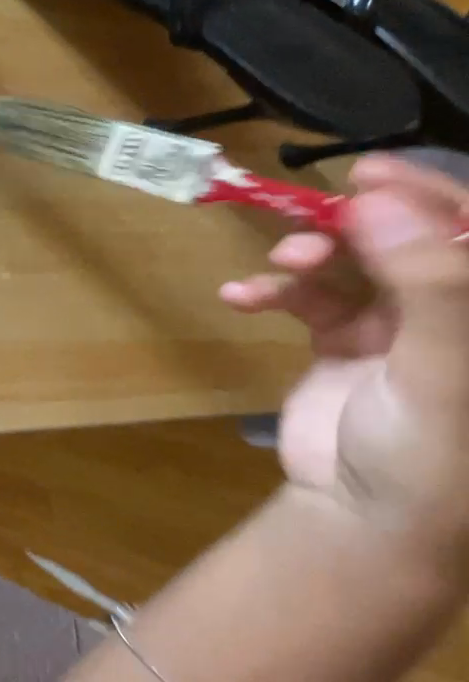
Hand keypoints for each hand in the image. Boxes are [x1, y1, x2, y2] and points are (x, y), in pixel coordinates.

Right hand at [221, 155, 468, 566]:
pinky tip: (242, 299)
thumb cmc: (436, 455)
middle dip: (355, 226)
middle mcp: (454, 314)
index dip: (432, 197)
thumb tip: (375, 200)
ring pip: (353, 263)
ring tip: (278, 268)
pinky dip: (272, 292)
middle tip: (306, 212)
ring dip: (308, 258)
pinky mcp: (344, 341)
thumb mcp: (440, 370)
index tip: (367, 172)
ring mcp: (401, 327)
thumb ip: (426, 286)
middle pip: (407, 241)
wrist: (367, 518)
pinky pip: (306, 298)